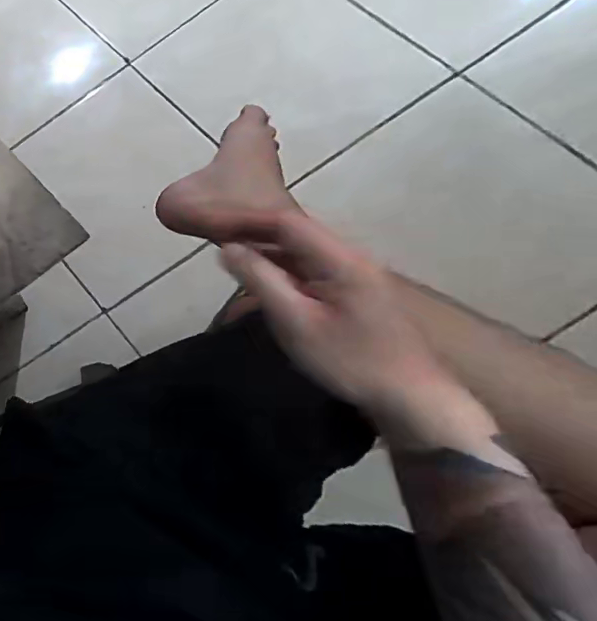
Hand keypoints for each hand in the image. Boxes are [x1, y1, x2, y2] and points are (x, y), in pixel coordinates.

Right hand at [214, 210, 453, 415]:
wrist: (414, 401)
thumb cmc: (350, 360)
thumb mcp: (294, 320)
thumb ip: (259, 278)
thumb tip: (227, 247)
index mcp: (342, 261)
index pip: (286, 222)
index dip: (244, 219)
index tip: (206, 223)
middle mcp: (353, 260)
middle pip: (295, 230)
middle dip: (251, 229)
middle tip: (210, 235)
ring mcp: (357, 276)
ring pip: (302, 248)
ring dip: (263, 246)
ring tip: (227, 253)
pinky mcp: (354, 291)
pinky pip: (309, 264)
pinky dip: (279, 262)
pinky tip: (258, 274)